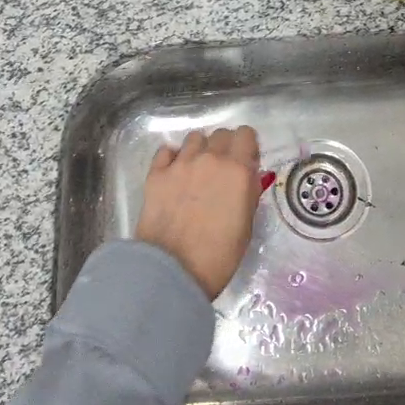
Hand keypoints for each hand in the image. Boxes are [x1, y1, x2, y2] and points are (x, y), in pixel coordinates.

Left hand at [134, 127, 261, 299]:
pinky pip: (166, 150)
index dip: (247, 147)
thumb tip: (247, 176)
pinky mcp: (156, 173)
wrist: (173, 271)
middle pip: (221, 134)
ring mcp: (180, 163)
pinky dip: (172, 158)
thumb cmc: (219, 256)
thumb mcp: (246, 225)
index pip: (246, 135)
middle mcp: (210, 159)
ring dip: (199, 151)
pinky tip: (173, 175)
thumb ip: (248, 192)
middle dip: (225, 147)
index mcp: (238, 170)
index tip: (245, 163)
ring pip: (194, 138)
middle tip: (222, 172)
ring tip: (196, 173)